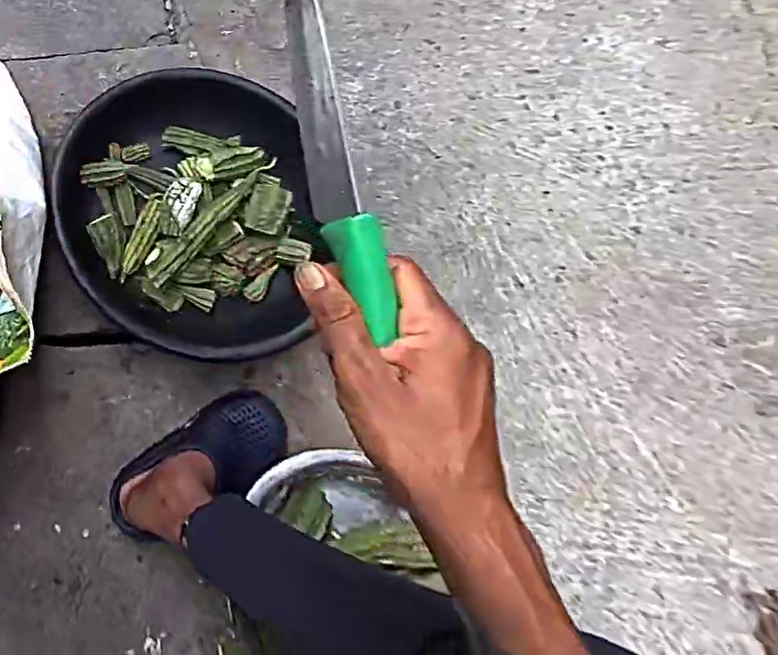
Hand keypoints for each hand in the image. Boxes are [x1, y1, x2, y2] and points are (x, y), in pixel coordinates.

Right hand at [293, 257, 506, 518]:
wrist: (459, 510)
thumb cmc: (415, 449)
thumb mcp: (361, 375)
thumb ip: (337, 318)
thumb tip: (314, 271)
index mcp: (440, 329)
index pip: (395, 267)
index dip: (356, 267)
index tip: (325, 280)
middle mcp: (459, 340)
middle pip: (396, 295)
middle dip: (357, 309)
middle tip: (336, 341)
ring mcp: (463, 364)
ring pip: (402, 324)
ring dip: (369, 335)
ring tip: (354, 371)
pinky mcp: (459, 385)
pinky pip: (415, 349)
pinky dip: (386, 355)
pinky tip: (374, 386)